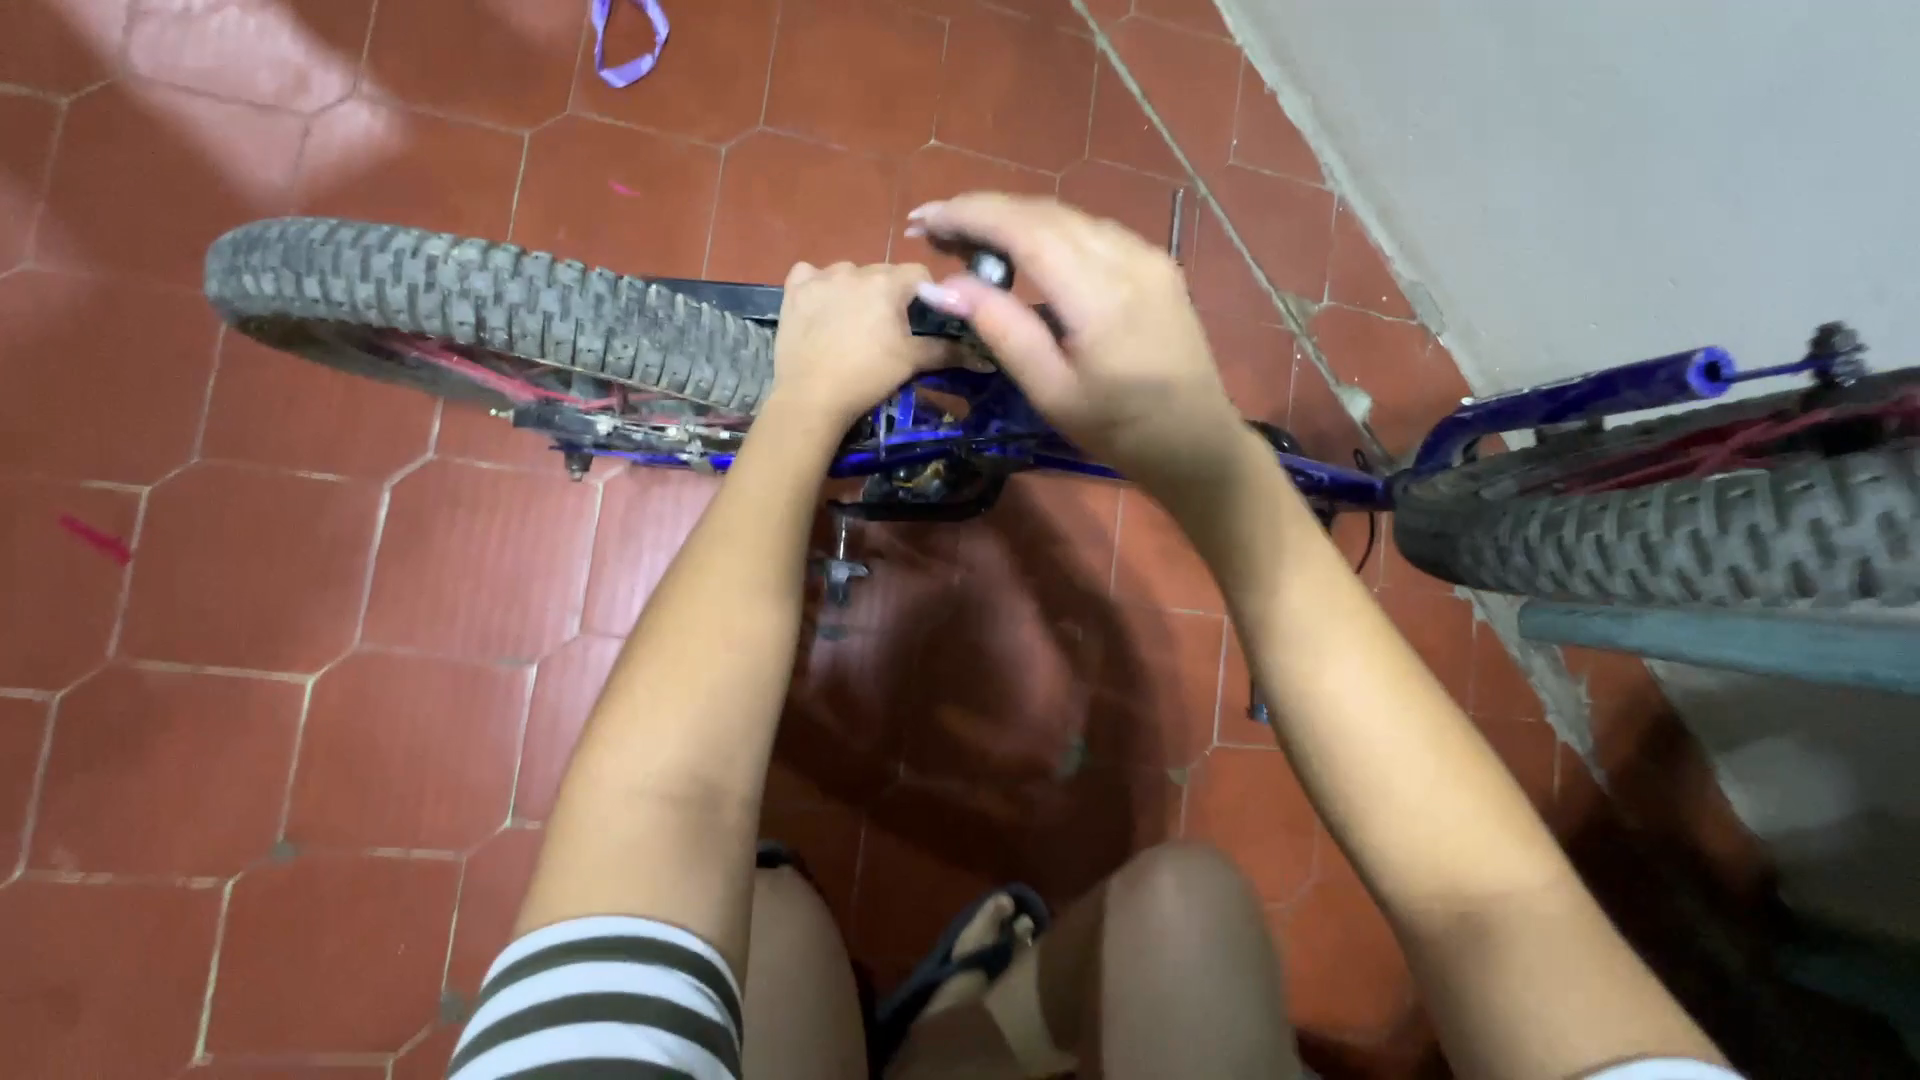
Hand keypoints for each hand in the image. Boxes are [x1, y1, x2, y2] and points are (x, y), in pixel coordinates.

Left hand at [766, 260, 948, 428]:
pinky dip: (818, 287)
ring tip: (851, 324)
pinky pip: (810, 275)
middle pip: (882, 273)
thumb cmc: (867, 377)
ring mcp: (820, 277)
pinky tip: (820, 309)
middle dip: (889, 295)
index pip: (918, 273)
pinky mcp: (793, 290)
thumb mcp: (911, 362)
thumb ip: (947, 350)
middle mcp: (854, 270)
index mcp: (887, 282)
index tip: (921, 319)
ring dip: (854, 290)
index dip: (924, 294)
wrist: (811, 397)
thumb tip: (983, 356)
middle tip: (885, 330)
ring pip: (847, 274)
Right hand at [907, 194, 1251, 489]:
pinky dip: (1048, 233)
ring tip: (967, 239)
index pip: (1025, 229)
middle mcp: (1129, 258)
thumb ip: (1000, 330)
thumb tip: (941, 286)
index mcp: (1101, 295)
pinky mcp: (1155, 264)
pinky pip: (1092, 232)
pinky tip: (1022, 251)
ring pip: (1068, 218)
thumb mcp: (1051, 391)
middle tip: (933, 230)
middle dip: (984, 212)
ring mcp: (1148, 256)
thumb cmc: (1118, 429)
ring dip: (1014, 220)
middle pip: (1045, 213)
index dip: (969, 216)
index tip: (923, 221)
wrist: (1196, 442)